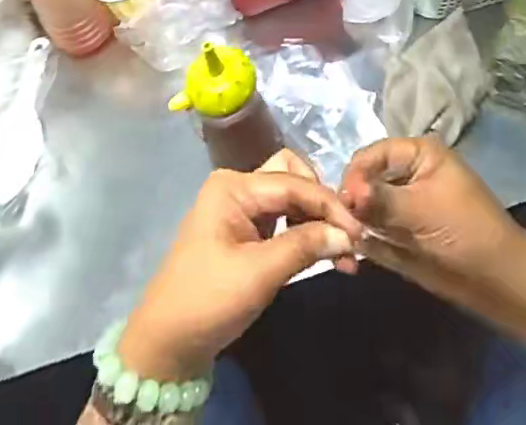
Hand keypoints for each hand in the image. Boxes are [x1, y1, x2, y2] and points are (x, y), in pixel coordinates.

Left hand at [118, 151, 362, 379]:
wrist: (165, 346)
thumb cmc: (207, 301)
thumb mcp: (259, 274)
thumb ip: (305, 246)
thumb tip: (348, 235)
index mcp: (234, 187)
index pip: (295, 185)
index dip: (330, 206)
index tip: (360, 232)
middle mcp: (238, 187)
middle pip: (295, 179)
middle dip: (323, 205)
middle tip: (348, 237)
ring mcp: (241, 208)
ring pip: (293, 197)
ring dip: (318, 220)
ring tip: (342, 250)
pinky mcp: (246, 230)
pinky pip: (285, 218)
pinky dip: (306, 232)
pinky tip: (323, 252)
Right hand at [339, 138, 525, 322]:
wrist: (496, 280)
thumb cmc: (466, 231)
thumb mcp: (421, 210)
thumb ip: (380, 200)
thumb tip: (344, 192)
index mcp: (419, 154)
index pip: (373, 154)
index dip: (355, 175)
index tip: (341, 202)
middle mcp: (407, 175)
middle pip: (364, 181)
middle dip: (349, 203)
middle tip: (338, 228)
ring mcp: (401, 206)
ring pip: (363, 209)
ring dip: (351, 225)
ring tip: (343, 244)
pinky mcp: (398, 235)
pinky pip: (370, 233)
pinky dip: (360, 243)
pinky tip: (349, 256)